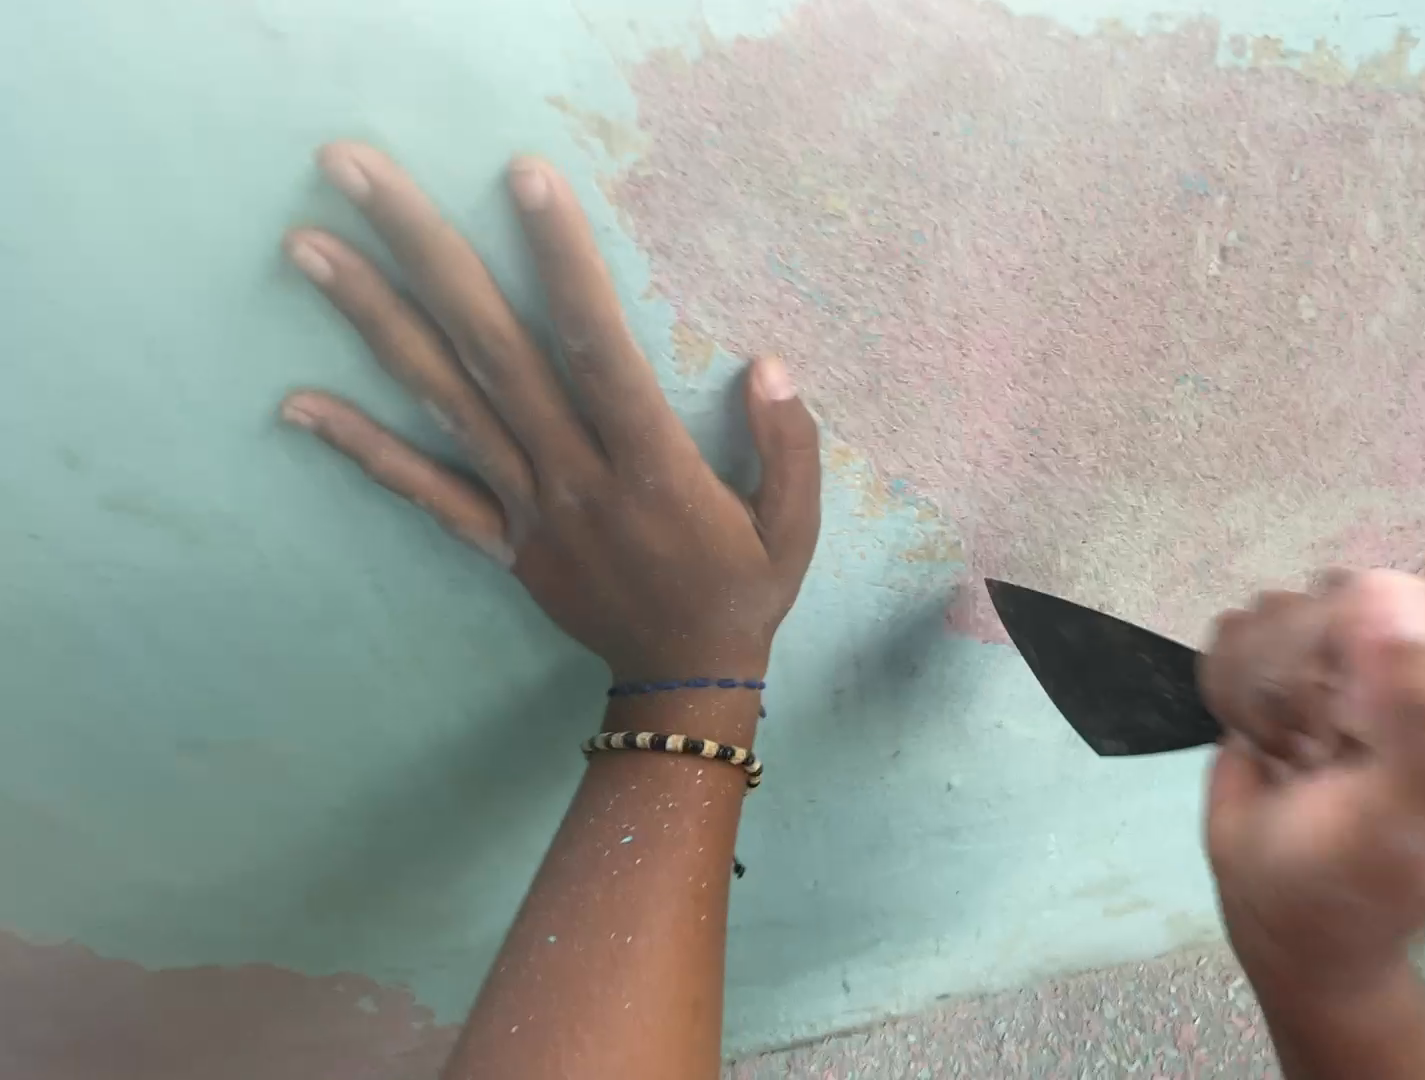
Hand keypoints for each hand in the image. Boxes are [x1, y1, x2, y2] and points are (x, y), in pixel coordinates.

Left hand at [279, 142, 819, 685]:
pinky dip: (365, 451)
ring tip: (309, 246)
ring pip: (450, 410)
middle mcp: (579, 479)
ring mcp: (533, 511)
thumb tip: (768, 366)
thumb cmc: (747, 590)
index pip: (603, 351)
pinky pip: (429, 496)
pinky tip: (301, 406)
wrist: (688, 674)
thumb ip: (789, 446)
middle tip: (355, 169)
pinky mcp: (507, 543)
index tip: (526, 180)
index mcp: (655, 470)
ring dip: (379, 326)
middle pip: (500, 358)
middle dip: (431, 258)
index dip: (567, 265)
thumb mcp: (797, 525)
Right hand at [1199, 565, 1424, 1003]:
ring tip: (1293, 750)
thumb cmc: (1352, 885)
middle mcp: (1424, 668)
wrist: (1270, 908)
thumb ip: (1418, 712)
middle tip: (1327, 745)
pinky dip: (1236, 683)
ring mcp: (1348, 661)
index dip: (1406, 632)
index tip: (1363, 695)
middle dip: (1322, 672)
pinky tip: (1258, 736)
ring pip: (1291, 605)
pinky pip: (1244, 628)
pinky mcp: (1283, 664)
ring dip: (1271, 684)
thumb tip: (1392, 585)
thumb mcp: (1403, 820)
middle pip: (1362, 590)